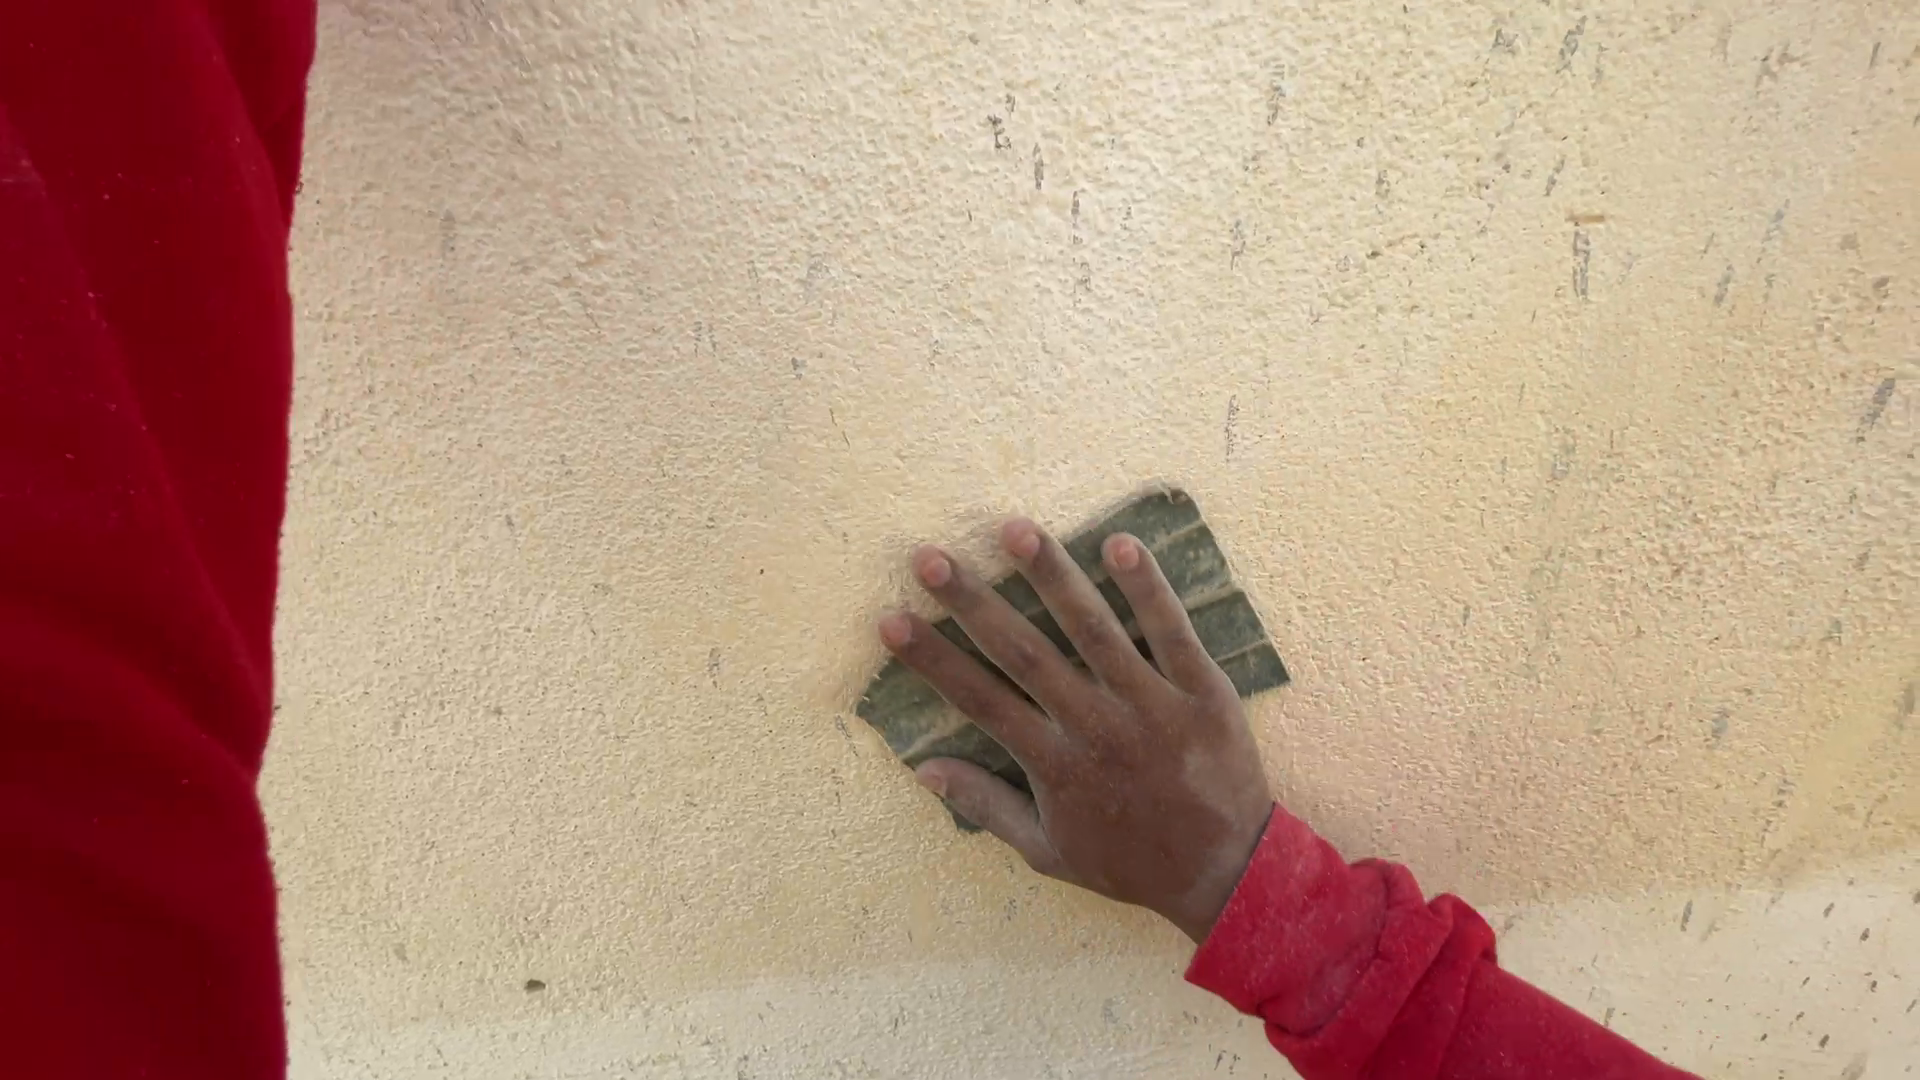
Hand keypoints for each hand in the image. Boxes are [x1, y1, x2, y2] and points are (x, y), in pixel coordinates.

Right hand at [878, 517, 1274, 942]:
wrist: (1228, 874)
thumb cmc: (1130, 861)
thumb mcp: (1048, 852)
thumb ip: (986, 806)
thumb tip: (922, 769)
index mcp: (1056, 765)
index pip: (979, 700)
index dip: (932, 659)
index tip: (893, 619)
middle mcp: (1096, 726)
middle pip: (1024, 653)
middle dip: (973, 603)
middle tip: (931, 557)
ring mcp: (1151, 704)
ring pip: (1094, 630)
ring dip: (1052, 577)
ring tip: (1015, 530)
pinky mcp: (1202, 690)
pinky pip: (1172, 632)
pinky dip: (1147, 589)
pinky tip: (1120, 544)